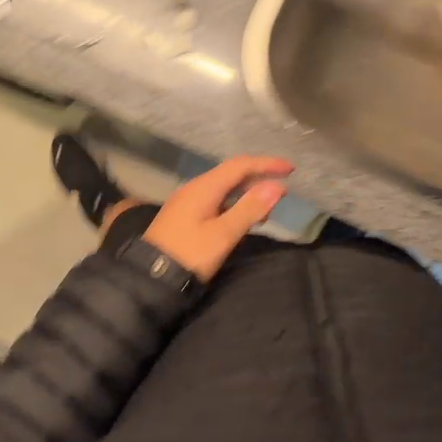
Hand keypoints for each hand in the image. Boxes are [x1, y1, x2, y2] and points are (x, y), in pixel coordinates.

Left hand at [144, 156, 293, 281]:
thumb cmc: (189, 254)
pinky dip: (234, 204)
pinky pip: (215, 200)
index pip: (240, 165)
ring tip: (266, 212)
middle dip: (258, 178)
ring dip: (247, 194)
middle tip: (282, 192)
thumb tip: (277, 186)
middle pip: (231, 174)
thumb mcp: (223, 234)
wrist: (150, 277)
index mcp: (204, 187)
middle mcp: (195, 188)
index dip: (266, 164)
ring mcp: (187, 201)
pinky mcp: (184, 215)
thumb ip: (249, 209)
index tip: (291, 169)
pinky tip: (242, 219)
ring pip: (223, 188)